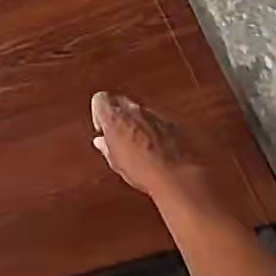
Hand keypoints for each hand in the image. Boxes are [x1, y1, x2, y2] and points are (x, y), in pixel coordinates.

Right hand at [91, 91, 207, 199]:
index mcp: (114, 117)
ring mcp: (155, 115)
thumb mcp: (116, 162)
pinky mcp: (172, 123)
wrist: (176, 176)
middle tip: (119, 135)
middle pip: (120, 101)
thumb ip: (106, 146)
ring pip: (140, 112)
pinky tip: (157, 150)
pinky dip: (156, 131)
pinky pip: (158, 121)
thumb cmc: (143, 170)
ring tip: (139, 146)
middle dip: (118, 115)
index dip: (99, 113)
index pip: (100, 99)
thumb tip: (101, 142)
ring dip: (138, 124)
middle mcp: (134, 111)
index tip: (102, 129)